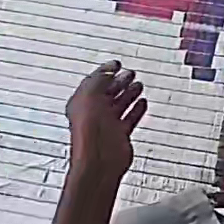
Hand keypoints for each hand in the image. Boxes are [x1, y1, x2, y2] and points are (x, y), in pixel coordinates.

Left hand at [65, 61, 148, 188]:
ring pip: (120, 103)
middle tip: (129, 73)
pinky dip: (136, 109)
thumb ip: (100, 79)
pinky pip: (129, 118)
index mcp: (82, 101)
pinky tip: (141, 103)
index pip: (94, 80)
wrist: (99, 159)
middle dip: (119, 80)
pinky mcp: (119, 134)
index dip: (106, 70)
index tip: (116, 63)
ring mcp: (107, 124)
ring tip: (138, 84)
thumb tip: (109, 70)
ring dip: (129, 93)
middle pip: (108, 91)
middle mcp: (93, 112)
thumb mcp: (91, 95)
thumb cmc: (90, 132)